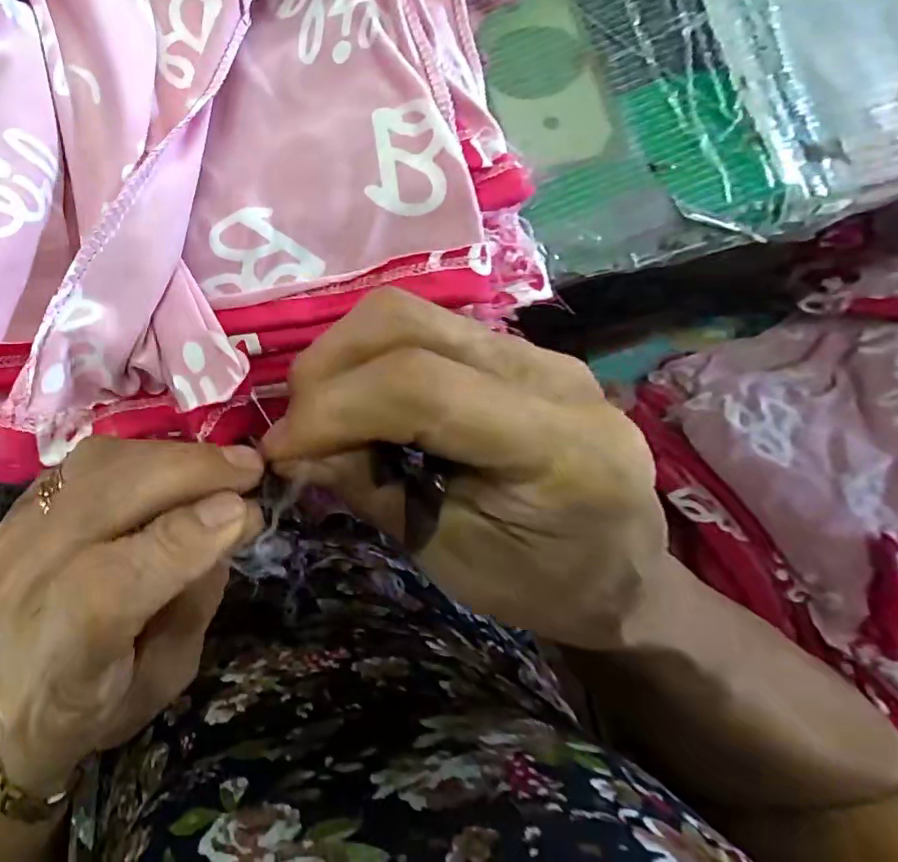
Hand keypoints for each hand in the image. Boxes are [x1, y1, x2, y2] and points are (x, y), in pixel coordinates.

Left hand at [0, 438, 264, 794]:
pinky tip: (165, 468)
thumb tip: (224, 519)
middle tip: (248, 466)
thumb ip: (193, 603)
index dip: (184, 538)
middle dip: (186, 473)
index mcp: (64, 647)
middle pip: (105, 498)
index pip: (118, 579)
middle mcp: (28, 579)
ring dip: (163, 456)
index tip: (246, 508)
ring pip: (91, 465)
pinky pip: (77, 464)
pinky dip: (130, 459)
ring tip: (213, 464)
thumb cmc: (97, 704)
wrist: (10, 696)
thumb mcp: (164, 678)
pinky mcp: (13, 509)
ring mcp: (12, 537)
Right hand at [261, 288, 668, 649]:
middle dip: (324, 370)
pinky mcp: (504, 345)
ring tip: (320, 413)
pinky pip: (413, 326)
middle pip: (401, 323)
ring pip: (399, 313)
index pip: (418, 386)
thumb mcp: (445, 554)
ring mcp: (528, 349)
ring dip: (336, 358)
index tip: (278, 450)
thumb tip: (286, 451)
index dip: (331, 410)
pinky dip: (360, 358)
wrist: (619, 572)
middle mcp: (547, 374)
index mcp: (555, 444)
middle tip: (295, 429)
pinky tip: (355, 401)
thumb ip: (366, 489)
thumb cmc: (540, 585)